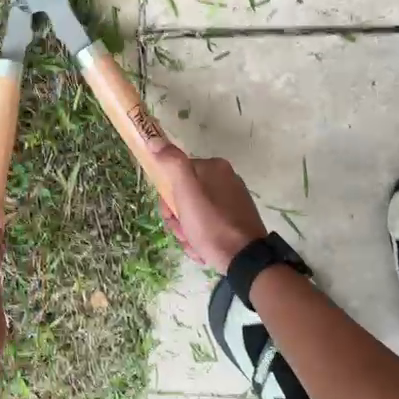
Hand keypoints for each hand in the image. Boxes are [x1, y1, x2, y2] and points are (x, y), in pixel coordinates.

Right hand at [151, 139, 267, 271]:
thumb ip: (172, 163)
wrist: (244, 259)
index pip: (177, 175)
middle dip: (178, 219)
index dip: (168, 198)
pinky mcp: (237, 221)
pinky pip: (209, 226)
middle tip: (183, 233)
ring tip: (194, 245)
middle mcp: (226, 179)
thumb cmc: (211, 224)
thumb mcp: (186, 192)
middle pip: (186, 196)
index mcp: (214, 167)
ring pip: (195, 214)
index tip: (170, 215)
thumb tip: (154, 139)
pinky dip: (201, 239)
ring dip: (187, 232)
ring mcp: (233, 202)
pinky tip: (203, 250)